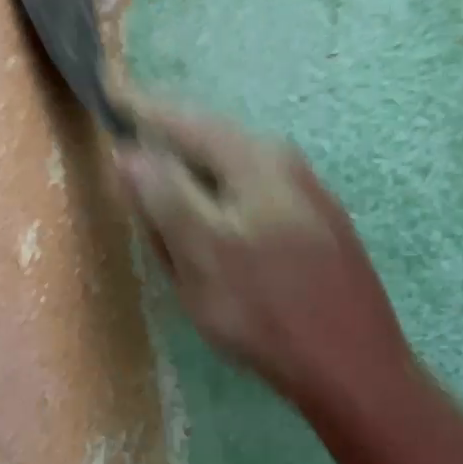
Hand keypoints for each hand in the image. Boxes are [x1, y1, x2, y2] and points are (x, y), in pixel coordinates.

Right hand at [113, 101, 412, 409]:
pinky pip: (246, 215)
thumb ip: (162, 195)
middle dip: (167, 181)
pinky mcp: (313, 235)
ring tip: (185, 269)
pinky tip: (222, 276)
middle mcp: (285, 167)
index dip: (141, 111)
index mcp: (256, 161)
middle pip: (205, 154)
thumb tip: (129, 152)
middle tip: (152, 235)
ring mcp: (305, 201)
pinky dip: (218, 232)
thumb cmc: (266, 308)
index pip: (185, 122)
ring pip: (226, 190)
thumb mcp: (200, 251)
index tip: (108, 94)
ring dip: (192, 216)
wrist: (354, 369)